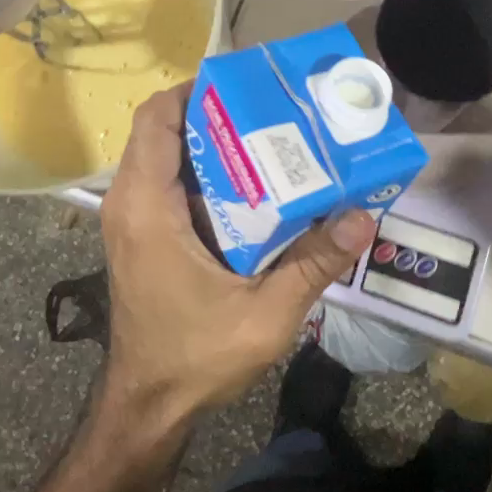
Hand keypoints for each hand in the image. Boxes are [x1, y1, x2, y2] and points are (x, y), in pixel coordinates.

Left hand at [98, 83, 375, 425]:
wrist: (148, 405)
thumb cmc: (195, 357)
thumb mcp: (265, 314)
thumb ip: (313, 263)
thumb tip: (363, 217)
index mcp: (147, 207)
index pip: (157, 118)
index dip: (196, 90)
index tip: (246, 86)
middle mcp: (128, 202)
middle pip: (163, 129)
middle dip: (215, 114)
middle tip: (272, 112)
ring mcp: (130, 220)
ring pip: (164, 155)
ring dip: (211, 144)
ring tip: (269, 141)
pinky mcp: (140, 236)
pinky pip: (166, 183)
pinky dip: (203, 174)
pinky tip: (251, 187)